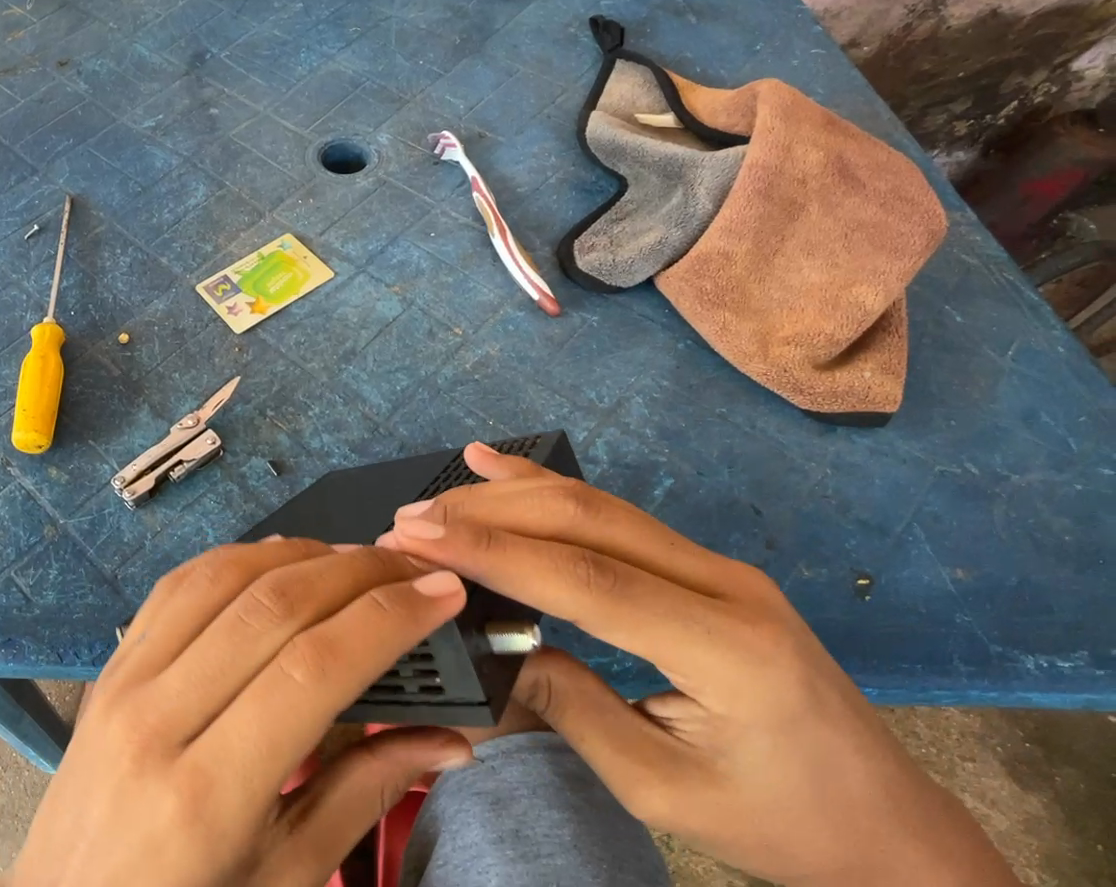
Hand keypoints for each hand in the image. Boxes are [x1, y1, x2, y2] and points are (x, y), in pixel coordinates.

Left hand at [8, 539, 475, 886]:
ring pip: (220, 579)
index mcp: (207, 791)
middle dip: (355, 574)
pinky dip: (236, 559)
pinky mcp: (111, 664)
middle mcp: (158, 717)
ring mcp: (124, 680)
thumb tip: (450, 740)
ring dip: (297, 554)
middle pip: (270, 609)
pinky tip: (279, 559)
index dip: (387, 619)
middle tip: (412, 568)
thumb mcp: (281, 874)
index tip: (442, 591)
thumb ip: (362, 793)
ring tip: (356, 559)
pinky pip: (176, 586)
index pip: (313, 668)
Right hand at [380, 442, 1016, 886]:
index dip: (494, 551)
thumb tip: (493, 646)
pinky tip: (496, 467)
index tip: (416, 535)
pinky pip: (614, 517)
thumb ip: (571, 707)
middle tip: (406, 523)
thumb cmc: (777, 821)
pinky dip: (547, 491)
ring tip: (435, 501)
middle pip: (586, 522)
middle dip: (487, 515)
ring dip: (508, 497)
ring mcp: (717, 568)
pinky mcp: (704, 568)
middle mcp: (724, 586)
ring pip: (596, 507)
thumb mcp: (660, 788)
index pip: (587, 578)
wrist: (887, 827)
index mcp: (724, 648)